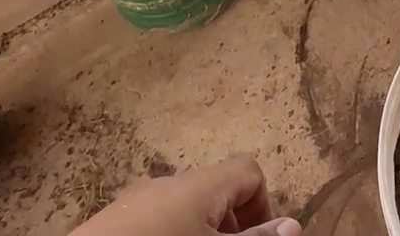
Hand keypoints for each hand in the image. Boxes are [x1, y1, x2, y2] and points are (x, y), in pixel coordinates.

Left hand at [71, 156, 300, 235]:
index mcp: (200, 184)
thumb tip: (295, 226)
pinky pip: (150, 224)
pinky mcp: (104, 225)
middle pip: (214, 192)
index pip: (249, 170)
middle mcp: (168, 182)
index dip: (262, 205)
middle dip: (229, 227)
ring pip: (180, 212)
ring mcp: (132, 202)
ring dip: (196, 233)